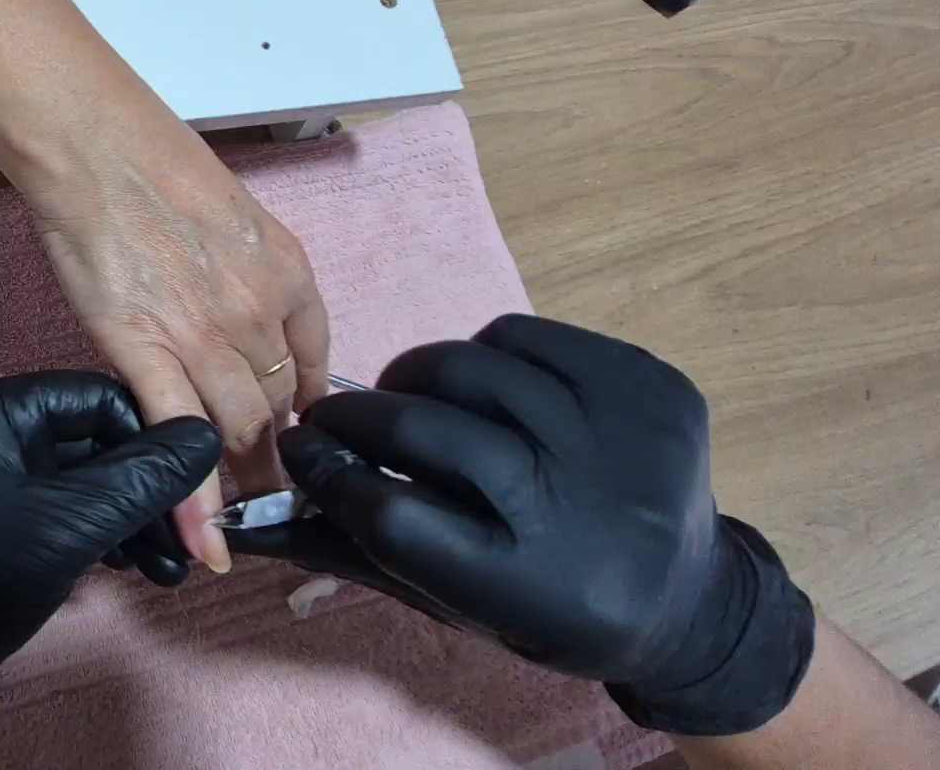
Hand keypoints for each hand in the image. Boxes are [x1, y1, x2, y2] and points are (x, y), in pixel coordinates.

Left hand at [0, 372, 220, 765]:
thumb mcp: (68, 524)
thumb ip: (141, 478)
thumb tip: (207, 434)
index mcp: (5, 406)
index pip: (103, 398)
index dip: (154, 440)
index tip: (195, 495)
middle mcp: (4, 427)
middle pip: (101, 440)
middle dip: (148, 493)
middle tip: (190, 548)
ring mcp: (6, 473)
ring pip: (92, 480)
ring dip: (135, 520)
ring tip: (170, 571)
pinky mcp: (11, 516)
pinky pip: (73, 508)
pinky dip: (107, 535)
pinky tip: (136, 570)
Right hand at [33, 127, 330, 573]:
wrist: (96, 147)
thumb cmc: (154, 163)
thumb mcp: (232, 212)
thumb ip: (251, 270)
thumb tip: (241, 310)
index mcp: (288, 274)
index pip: (311, 370)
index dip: (304, 417)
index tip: (295, 442)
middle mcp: (259, 312)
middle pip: (277, 409)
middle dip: (277, 458)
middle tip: (270, 494)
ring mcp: (204, 335)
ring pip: (237, 429)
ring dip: (242, 479)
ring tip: (241, 516)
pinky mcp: (144, 349)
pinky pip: (177, 434)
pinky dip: (193, 495)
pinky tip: (204, 541)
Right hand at [228, 316, 815, 736]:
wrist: (690, 603)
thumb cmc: (543, 607)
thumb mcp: (447, 601)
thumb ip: (351, 550)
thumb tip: (249, 516)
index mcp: (532, 588)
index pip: (389, 515)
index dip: (329, 474)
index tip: (298, 450)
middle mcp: (585, 514)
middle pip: (423, 432)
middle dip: (355, 418)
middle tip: (334, 419)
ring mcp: (628, 441)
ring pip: (465, 366)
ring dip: (413, 380)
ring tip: (412, 402)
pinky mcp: (651, 387)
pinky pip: (520, 333)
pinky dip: (482, 353)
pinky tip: (487, 390)